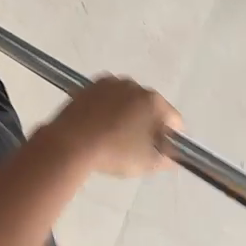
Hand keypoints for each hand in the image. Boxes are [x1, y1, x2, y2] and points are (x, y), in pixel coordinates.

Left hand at [46, 77, 181, 177]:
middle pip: (150, 106)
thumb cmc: (115, 152)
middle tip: (138, 145)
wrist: (71, 142)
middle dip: (148, 123)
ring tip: (115, 136)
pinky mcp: (88, 86)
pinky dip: (107, 108)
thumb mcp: (148, 163)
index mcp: (153, 101)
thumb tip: (170, 155)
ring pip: (127, 100)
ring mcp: (108, 83)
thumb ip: (166, 158)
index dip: (171, 137)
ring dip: (126, 114)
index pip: (174, 119)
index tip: (162, 150)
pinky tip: (99, 126)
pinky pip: (106, 98)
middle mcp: (133, 85)